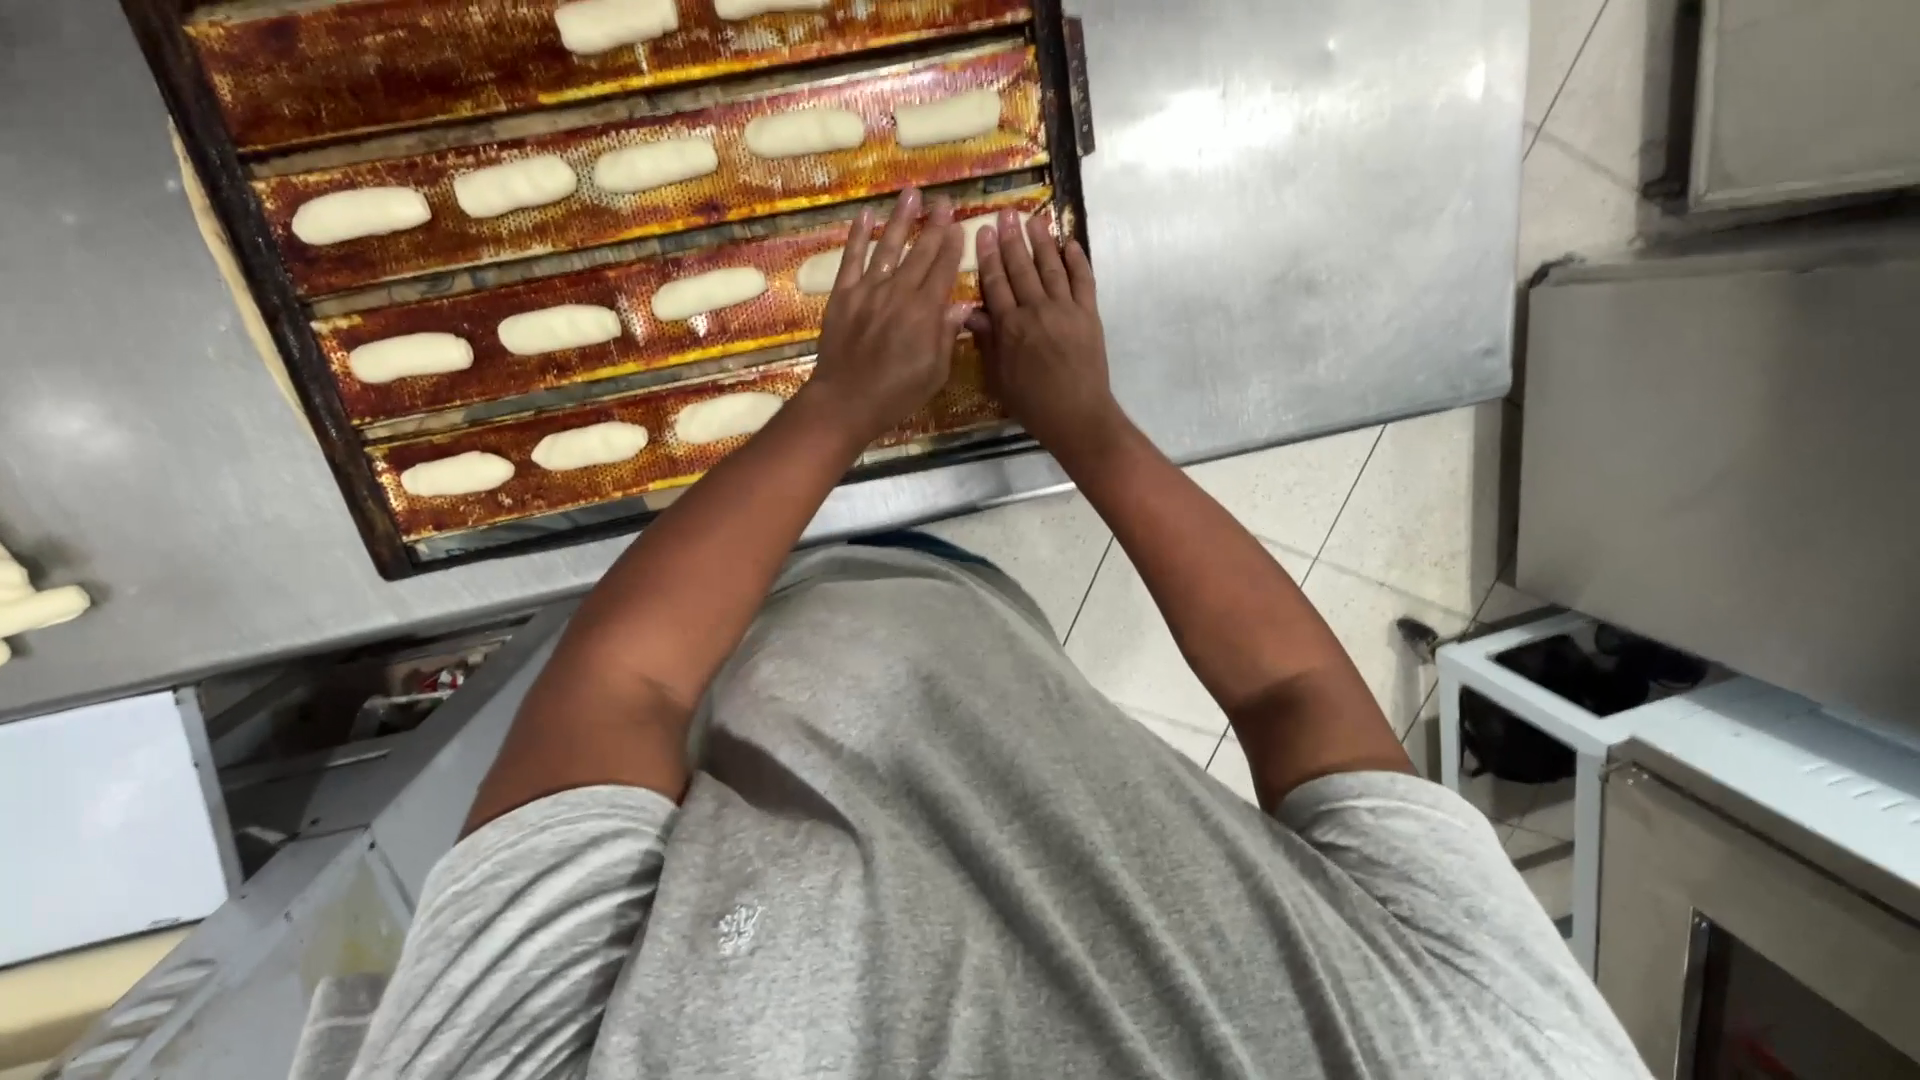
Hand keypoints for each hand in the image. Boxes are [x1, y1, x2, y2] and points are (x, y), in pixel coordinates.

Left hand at [800, 188, 970, 447]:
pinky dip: (858, 236)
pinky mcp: (843, 295)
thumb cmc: (897, 394)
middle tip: (944, 201)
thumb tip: (962, 306)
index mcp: (926, 312)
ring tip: (911, 195)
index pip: (944, 270)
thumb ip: (947, 336)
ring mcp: (868, 291)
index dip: (953, 246)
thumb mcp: (935, 372)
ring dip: (901, 219)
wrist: (847, 401)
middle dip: (934, 225)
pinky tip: (865, 216)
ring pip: (888, 247)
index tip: (960, 226)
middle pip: (920, 252)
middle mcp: (899, 293)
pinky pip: (851, 259)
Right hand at [968, 209, 1125, 463]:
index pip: (995, 284)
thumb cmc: (1032, 404)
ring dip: (1042, 241)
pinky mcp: (1089, 315)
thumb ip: (988, 343)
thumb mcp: (1000, 378)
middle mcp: (1036, 311)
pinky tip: (1070, 244)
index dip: (988, 256)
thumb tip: (969, 313)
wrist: (1076, 415)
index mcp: (1010, 328)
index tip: (982, 232)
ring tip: (1034, 220)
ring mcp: (1066, 310)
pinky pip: (1083, 280)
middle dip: (1012, 239)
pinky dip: (1077, 260)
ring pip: (1051, 268)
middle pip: (1021, 268)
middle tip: (1005, 214)